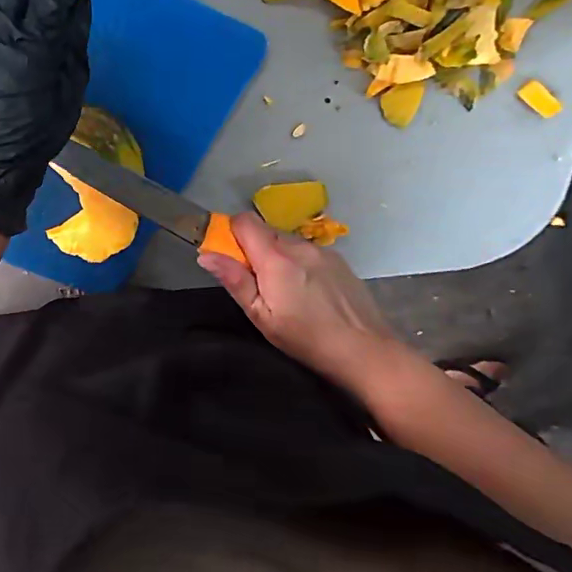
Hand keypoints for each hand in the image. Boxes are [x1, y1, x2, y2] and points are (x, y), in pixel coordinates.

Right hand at [199, 212, 403, 380]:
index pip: (243, 221)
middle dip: (253, 249)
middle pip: (264, 231)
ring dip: (276, 256)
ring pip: (286, 241)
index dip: (231, 233)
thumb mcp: (260, 316)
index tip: (231, 258)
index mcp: (275, 257)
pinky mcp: (338, 260)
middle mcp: (298, 246)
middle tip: (258, 284)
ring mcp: (321, 251)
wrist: (365, 350)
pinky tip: (308, 291)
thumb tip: (206, 255)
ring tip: (286, 291)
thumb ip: (234, 280)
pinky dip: (298, 262)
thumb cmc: (305, 338)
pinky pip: (306, 251)